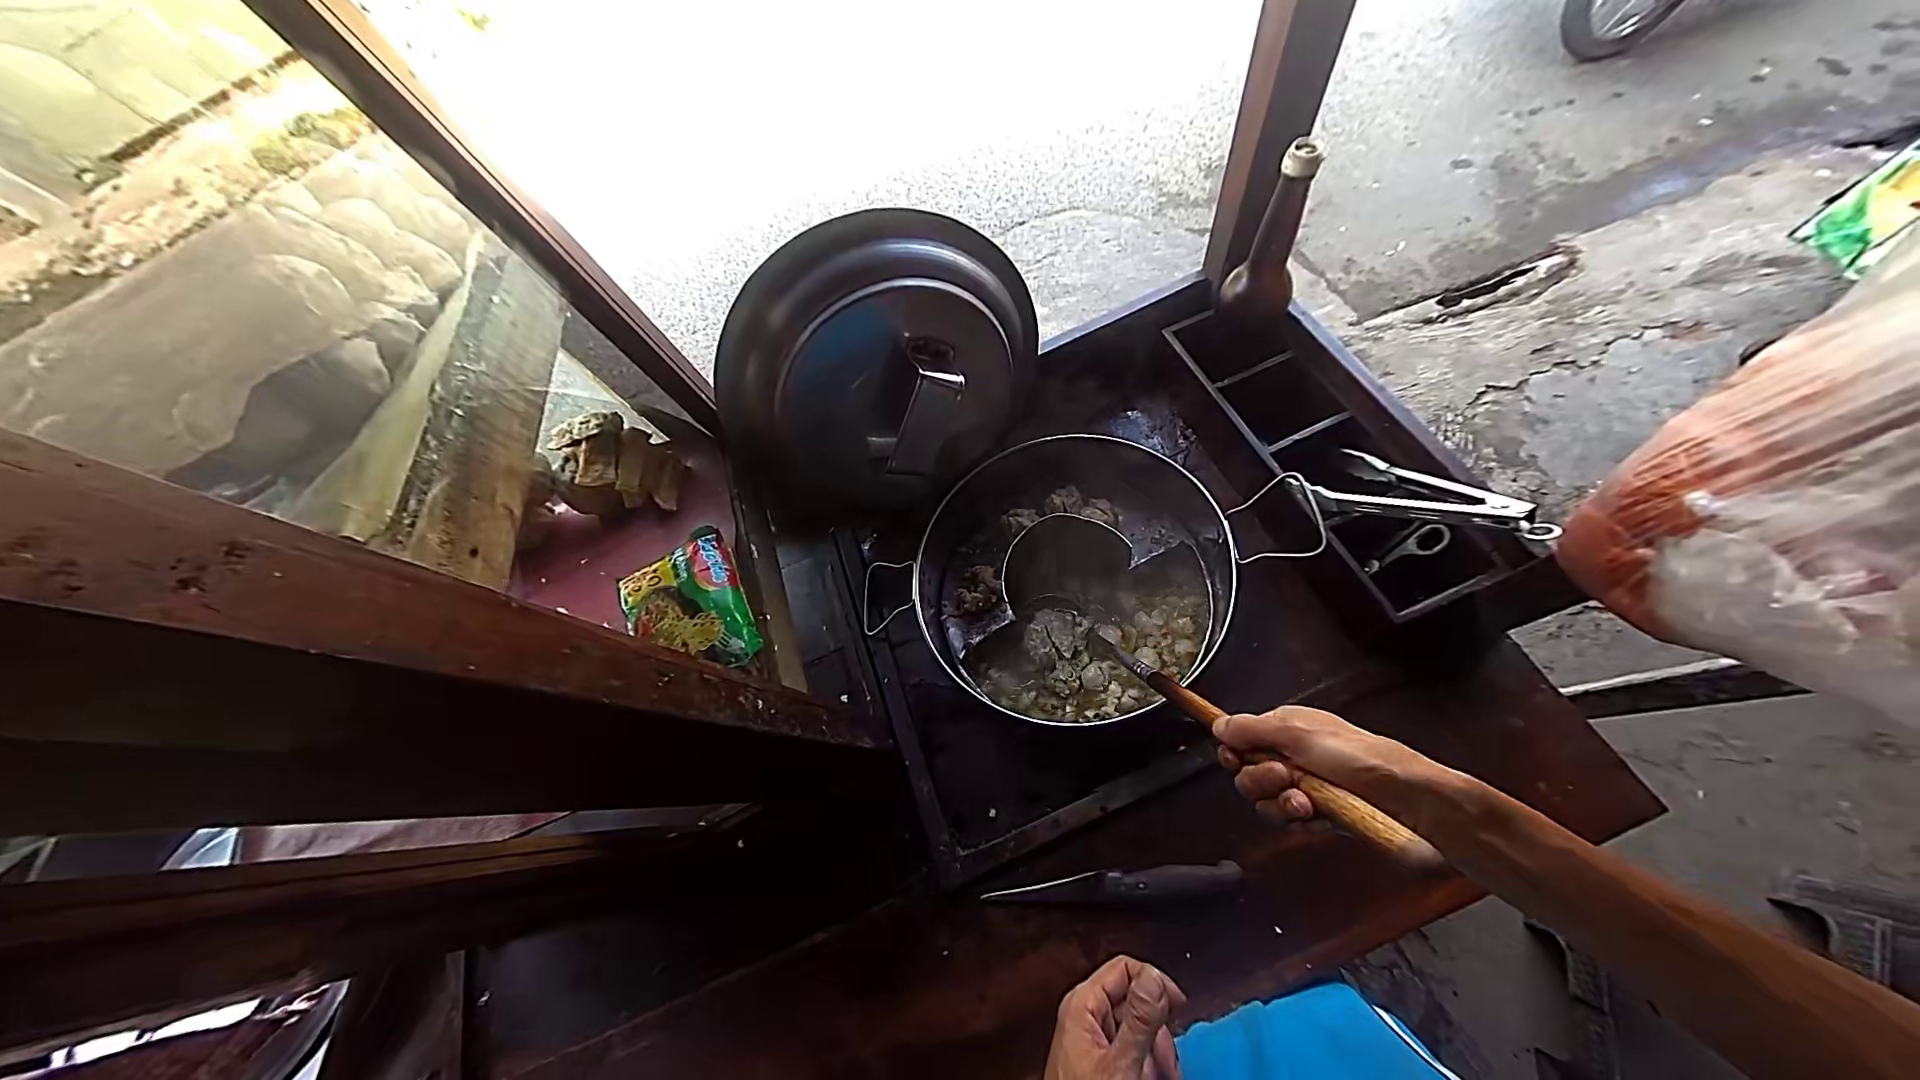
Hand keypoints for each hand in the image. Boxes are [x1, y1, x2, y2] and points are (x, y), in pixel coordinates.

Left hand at [1044, 955, 1185, 1079]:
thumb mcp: (1120, 1065)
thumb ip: (1138, 1020)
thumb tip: (1154, 977)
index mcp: (1083, 1003)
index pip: (1124, 968)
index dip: (1154, 982)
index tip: (1178, 1007)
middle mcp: (1086, 1015)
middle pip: (1134, 1000)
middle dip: (1157, 1031)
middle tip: (1167, 1063)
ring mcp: (1092, 1038)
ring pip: (1137, 1029)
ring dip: (1155, 1054)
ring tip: (1158, 1078)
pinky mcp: (1098, 1061)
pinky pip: (1130, 1052)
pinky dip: (1145, 1066)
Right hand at [1211, 706, 1442, 823]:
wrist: (1418, 806)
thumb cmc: (1366, 762)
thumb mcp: (1302, 735)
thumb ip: (1254, 730)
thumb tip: (1218, 724)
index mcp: (1289, 728)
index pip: (1241, 738)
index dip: (1234, 752)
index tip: (1237, 759)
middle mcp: (1294, 755)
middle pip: (1247, 772)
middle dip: (1259, 779)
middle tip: (1284, 778)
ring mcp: (1307, 786)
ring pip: (1266, 800)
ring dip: (1281, 803)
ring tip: (1307, 802)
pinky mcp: (1321, 816)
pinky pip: (1290, 822)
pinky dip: (1300, 821)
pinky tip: (1318, 817)